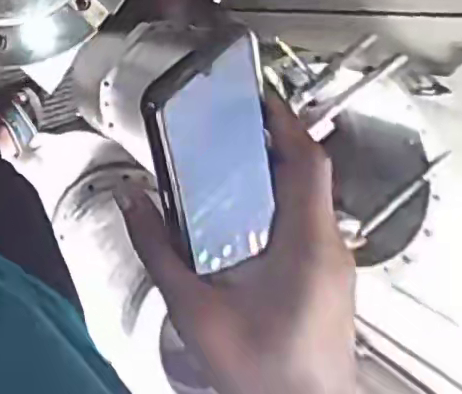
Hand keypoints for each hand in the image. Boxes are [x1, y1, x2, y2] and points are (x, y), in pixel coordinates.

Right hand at [121, 93, 356, 393]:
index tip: (254, 94)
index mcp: (308, 245)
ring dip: (275, 163)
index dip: (285, 122)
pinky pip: (307, 215)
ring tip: (229, 145)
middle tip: (228, 113)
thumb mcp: (194, 310)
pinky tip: (241, 199)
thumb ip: (157, 248)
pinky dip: (278, 191)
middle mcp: (329, 247)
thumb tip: (128, 197)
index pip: (308, 163)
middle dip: (273, 135)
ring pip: (310, 194)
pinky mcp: (327, 278)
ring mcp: (333, 264)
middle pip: (309, 172)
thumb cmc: (259, 371)